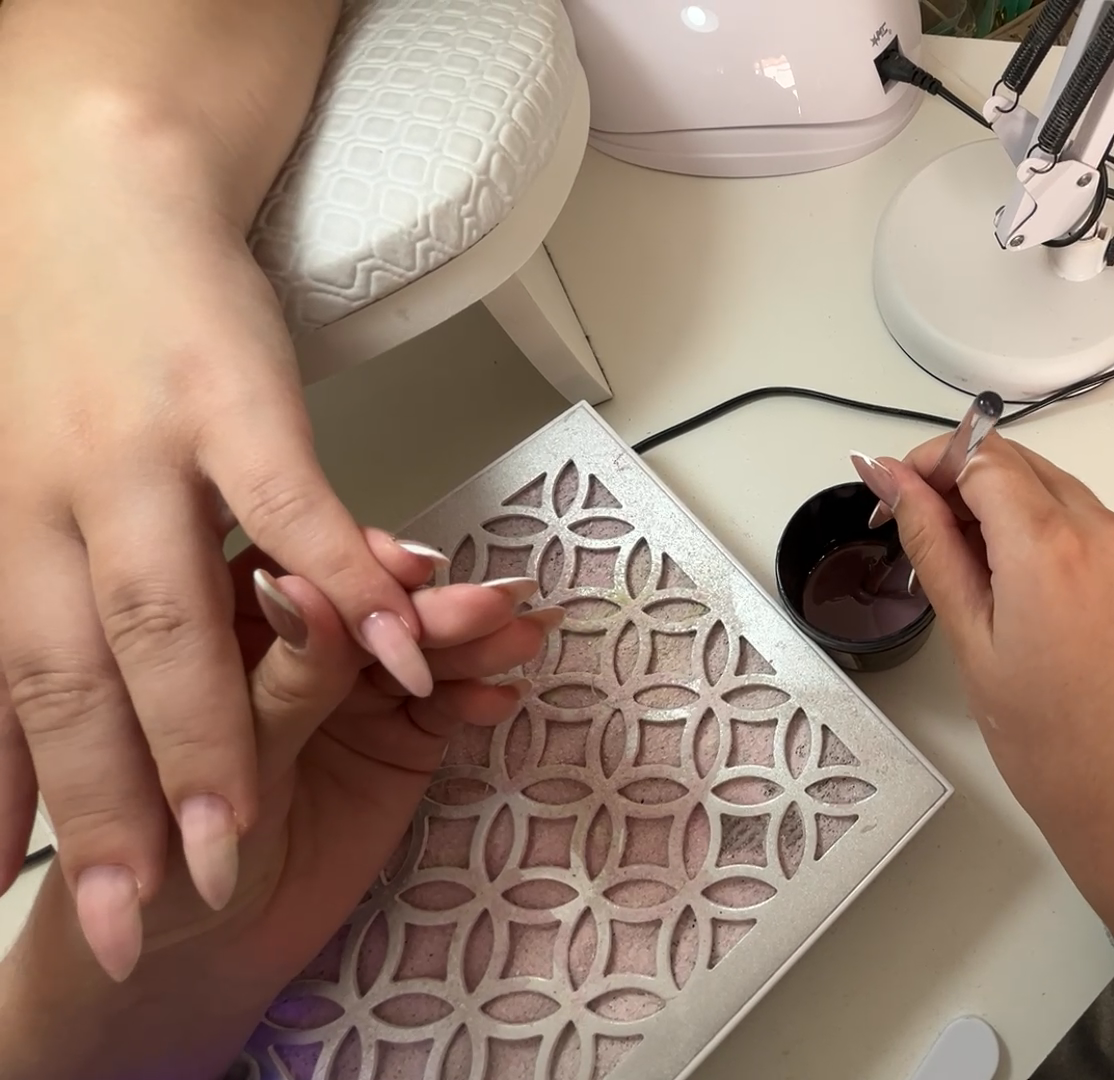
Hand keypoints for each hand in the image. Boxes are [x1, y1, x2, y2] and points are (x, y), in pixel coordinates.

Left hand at [0, 0, 419, 979]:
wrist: (81, 173)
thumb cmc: (62, 317)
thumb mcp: (32, 453)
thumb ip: (82, 563)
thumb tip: (154, 659)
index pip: (3, 697)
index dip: (16, 808)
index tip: (40, 904)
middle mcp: (41, 508)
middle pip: (78, 688)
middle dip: (114, 814)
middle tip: (149, 919)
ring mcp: (143, 458)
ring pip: (170, 626)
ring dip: (212, 740)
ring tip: (243, 838)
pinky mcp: (237, 409)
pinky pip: (297, 519)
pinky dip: (349, 593)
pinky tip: (402, 657)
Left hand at [0, 544, 555, 1078]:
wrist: (207, 958)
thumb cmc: (164, 861)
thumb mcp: (219, 769)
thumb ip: (275, 685)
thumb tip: (308, 590)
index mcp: (227, 643)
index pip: (298, 579)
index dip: (358, 566)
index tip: (412, 569)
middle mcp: (305, 656)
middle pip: (381, 614)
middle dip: (439, 609)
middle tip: (495, 606)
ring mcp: (362, 696)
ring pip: (428, 654)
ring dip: (479, 646)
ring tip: (524, 642)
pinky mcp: (407, 736)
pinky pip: (449, 706)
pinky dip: (478, 699)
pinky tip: (500, 701)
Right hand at [854, 436, 1113, 957]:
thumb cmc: (1042, 734)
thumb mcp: (969, 634)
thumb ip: (931, 542)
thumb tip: (891, 482)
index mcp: (1048, 544)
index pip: (979, 455)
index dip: (927, 463)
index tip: (892, 493)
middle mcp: (1096, 527)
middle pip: (1013, 458)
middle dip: (955, 475)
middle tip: (914, 523)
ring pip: (1043, 480)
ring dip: (991, 496)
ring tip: (955, 555)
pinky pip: (1071, 510)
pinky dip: (1028, 517)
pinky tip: (1001, 565)